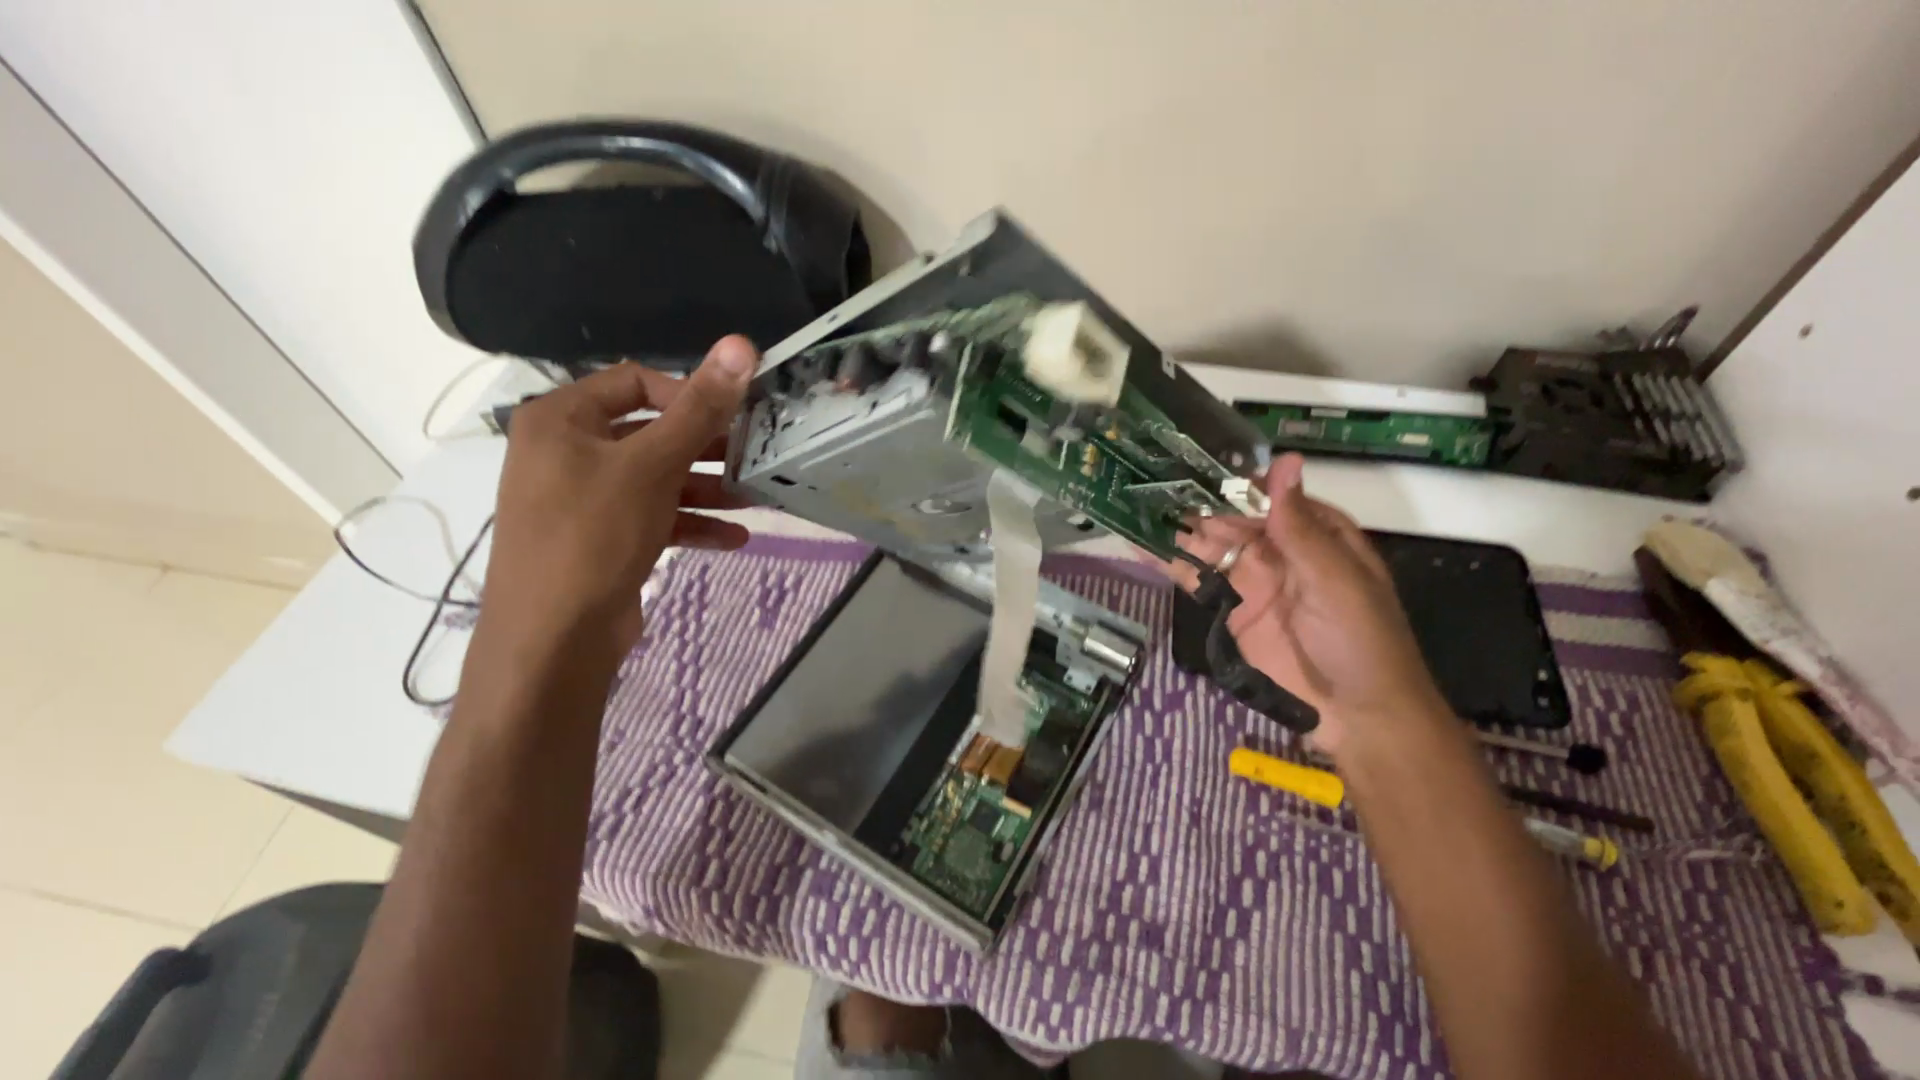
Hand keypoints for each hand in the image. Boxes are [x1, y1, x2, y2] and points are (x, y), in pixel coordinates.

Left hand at [480, 337, 757, 662]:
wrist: (552, 638)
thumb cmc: (593, 535)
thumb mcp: (652, 465)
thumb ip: (699, 408)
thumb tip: (741, 344)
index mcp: (561, 418)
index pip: (634, 381)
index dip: (687, 392)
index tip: (732, 416)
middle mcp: (565, 451)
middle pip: (648, 431)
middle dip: (705, 445)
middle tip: (755, 452)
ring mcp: (581, 498)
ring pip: (654, 477)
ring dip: (705, 486)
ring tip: (755, 496)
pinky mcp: (599, 538)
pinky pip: (651, 516)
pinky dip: (689, 522)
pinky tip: (735, 537)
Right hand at [1163, 454, 1444, 755]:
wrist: (1357, 715)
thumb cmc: (1359, 641)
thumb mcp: (1333, 579)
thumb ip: (1298, 526)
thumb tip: (1284, 461)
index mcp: (1317, 535)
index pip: (1270, 498)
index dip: (1234, 483)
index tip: (1193, 465)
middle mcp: (1282, 552)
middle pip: (1233, 519)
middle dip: (1197, 504)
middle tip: (1150, 486)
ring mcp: (1254, 582)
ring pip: (1211, 546)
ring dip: (1178, 530)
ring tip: (1135, 506)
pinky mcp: (1232, 612)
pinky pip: (1199, 582)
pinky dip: (1171, 566)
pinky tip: (1140, 548)